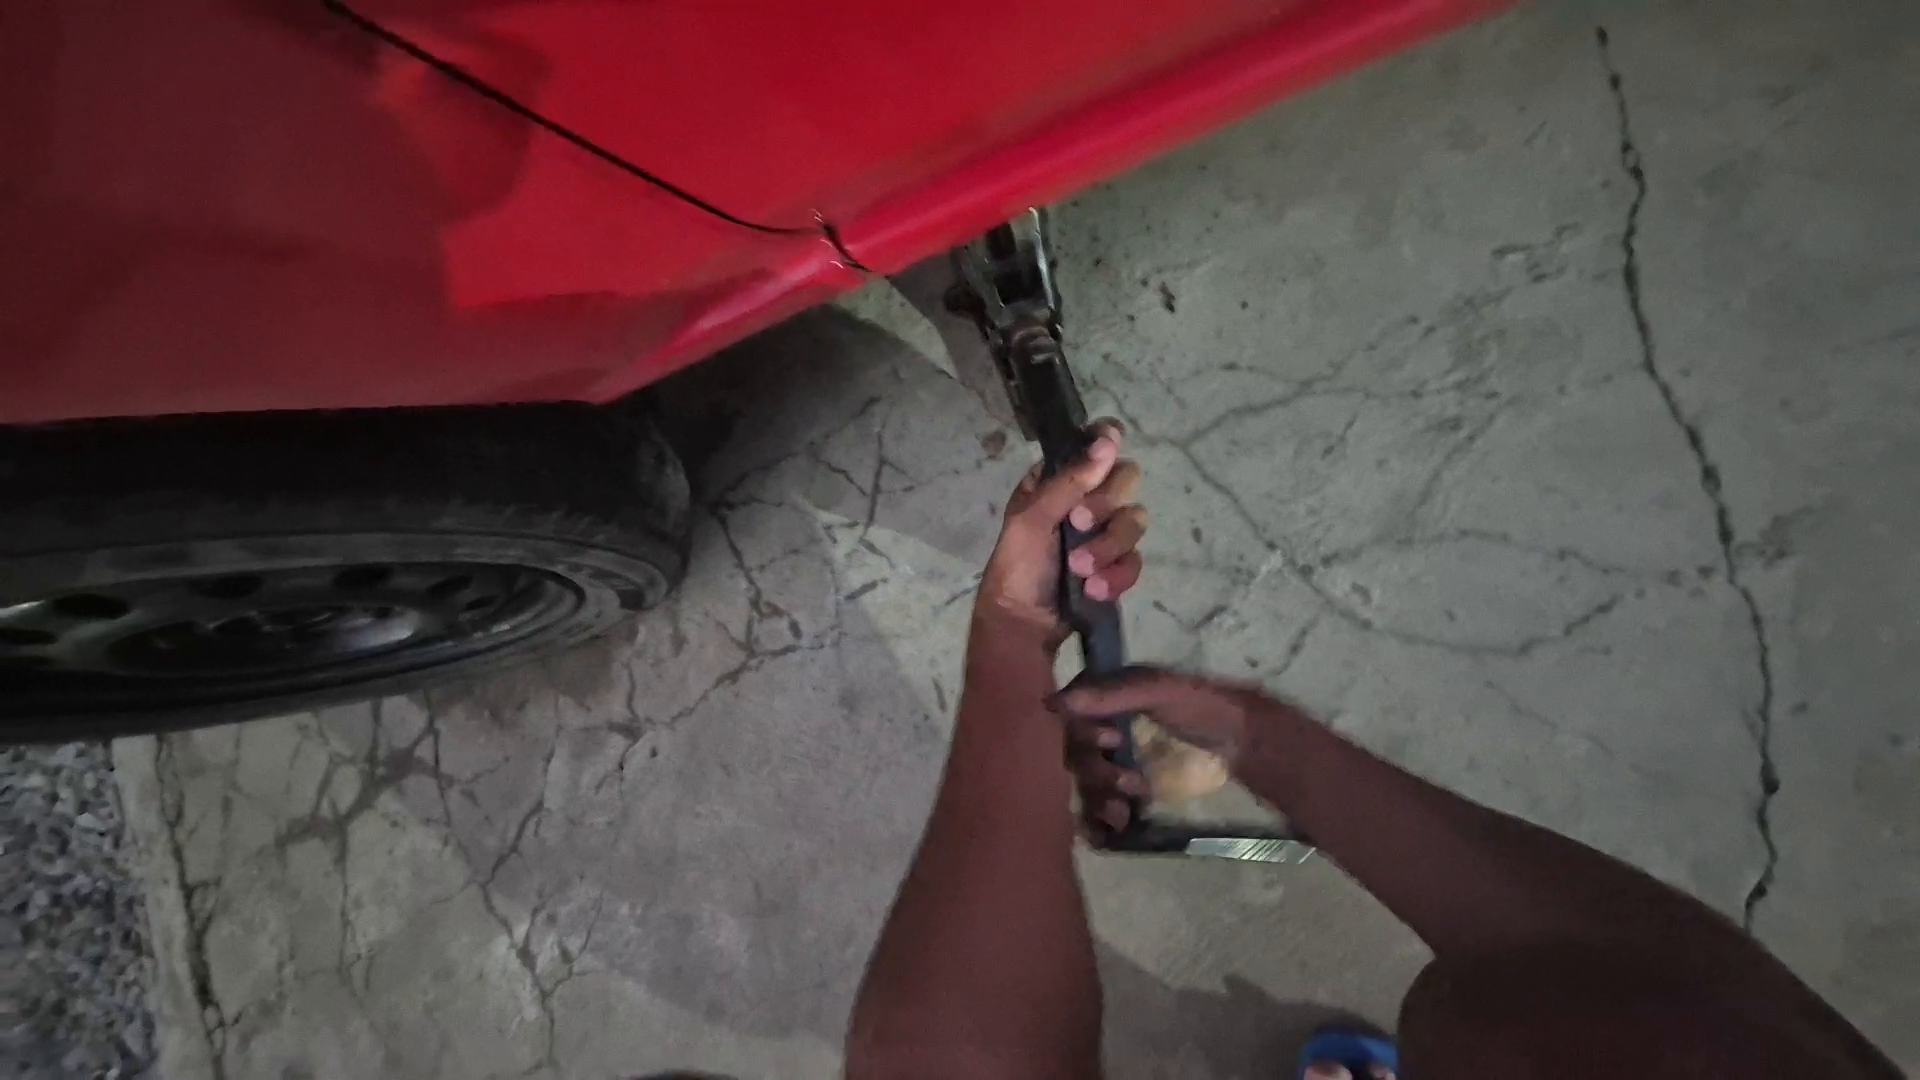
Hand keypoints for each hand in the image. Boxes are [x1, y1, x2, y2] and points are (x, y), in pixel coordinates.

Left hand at [974, 420, 1145, 647]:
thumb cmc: (1018, 565)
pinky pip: (1135, 560)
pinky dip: (1117, 576)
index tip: (1111, 446)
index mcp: (1057, 481)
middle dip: (1105, 505)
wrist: (1024, 623)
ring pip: (1134, 521)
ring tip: (1080, 569)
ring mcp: (1103, 533)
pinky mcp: (1116, 565)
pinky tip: (1095, 590)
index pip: (1094, 447)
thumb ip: (1069, 481)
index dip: (1106, 443)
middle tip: (1078, 523)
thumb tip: (1108, 440)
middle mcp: (1085, 500)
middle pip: (1125, 480)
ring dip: (1108, 547)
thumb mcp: (1032, 519)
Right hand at [1051, 666, 1284, 836]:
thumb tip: (1056, 702)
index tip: (1110, 742)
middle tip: (1128, 783)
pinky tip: (1113, 828)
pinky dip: (1096, 821)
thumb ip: (1112, 694)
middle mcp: (1102, 728)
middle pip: (1074, 754)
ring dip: (1097, 798)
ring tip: (1123, 811)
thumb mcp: (1160, 691)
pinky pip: (1095, 808)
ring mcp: (1114, 762)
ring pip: (1083, 783)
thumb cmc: (1203, 707)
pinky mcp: (1125, 792)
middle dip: (1095, 773)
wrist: (1244, 743)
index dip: (1080, 733)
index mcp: (1104, 699)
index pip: (1068, 717)